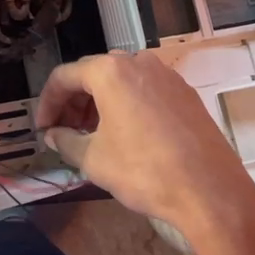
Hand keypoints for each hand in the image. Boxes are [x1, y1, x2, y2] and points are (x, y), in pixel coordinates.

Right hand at [35, 50, 254, 237]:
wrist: (211, 193)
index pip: (64, 77)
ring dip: (100, 104)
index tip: (43, 129)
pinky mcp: (185, 93)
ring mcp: (166, 76)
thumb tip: (54, 136)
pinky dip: (127, 106)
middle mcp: (138, 62)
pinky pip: (144, 90)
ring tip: (93, 136)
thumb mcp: (94, 160)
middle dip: (74, 103)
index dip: (47, 103)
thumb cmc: (144, 171)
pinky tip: (126, 135)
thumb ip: (66, 142)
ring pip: (121, 81)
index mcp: (110, 71)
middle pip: (93, 74)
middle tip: (64, 133)